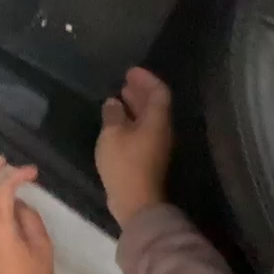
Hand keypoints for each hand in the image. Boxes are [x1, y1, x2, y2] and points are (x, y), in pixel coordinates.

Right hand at [97, 68, 172, 226]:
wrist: (135, 201)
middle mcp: (161, 130)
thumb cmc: (124, 164)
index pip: (158, 92)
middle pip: (155, 104)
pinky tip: (117, 121)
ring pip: (149, 118)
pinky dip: (132, 120)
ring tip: (119, 97)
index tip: (130, 71)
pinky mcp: (148, 157)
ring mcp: (156, 145)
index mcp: (157, 121)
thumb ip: (113, 115)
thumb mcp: (112, 135)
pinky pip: (143, 130)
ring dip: (136, 106)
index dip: (146, 79)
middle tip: (124, 81)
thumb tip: (114, 102)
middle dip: (141, 91)